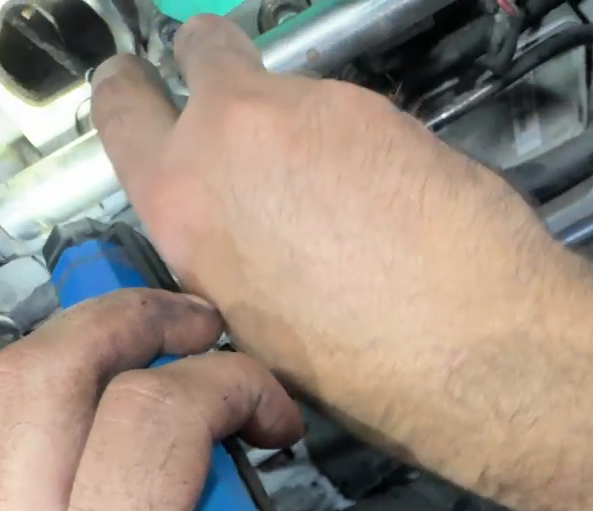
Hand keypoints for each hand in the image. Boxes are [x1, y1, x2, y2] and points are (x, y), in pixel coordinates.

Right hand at [89, 19, 582, 415]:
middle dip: (221, 79)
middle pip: (206, 54)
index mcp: (182, 206)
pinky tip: (396, 205)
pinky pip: (355, 115)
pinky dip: (365, 147)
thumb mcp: (252, 334)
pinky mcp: (384, 109)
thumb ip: (225, 260)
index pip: (122, 107)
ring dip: (308, 131)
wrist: (470, 351)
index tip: (148, 91)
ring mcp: (313, 110)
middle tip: (256, 124)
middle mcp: (233, 138)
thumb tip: (240, 248)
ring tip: (351, 203)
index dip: (137, 96)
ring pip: (291, 92)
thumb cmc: (363, 374)